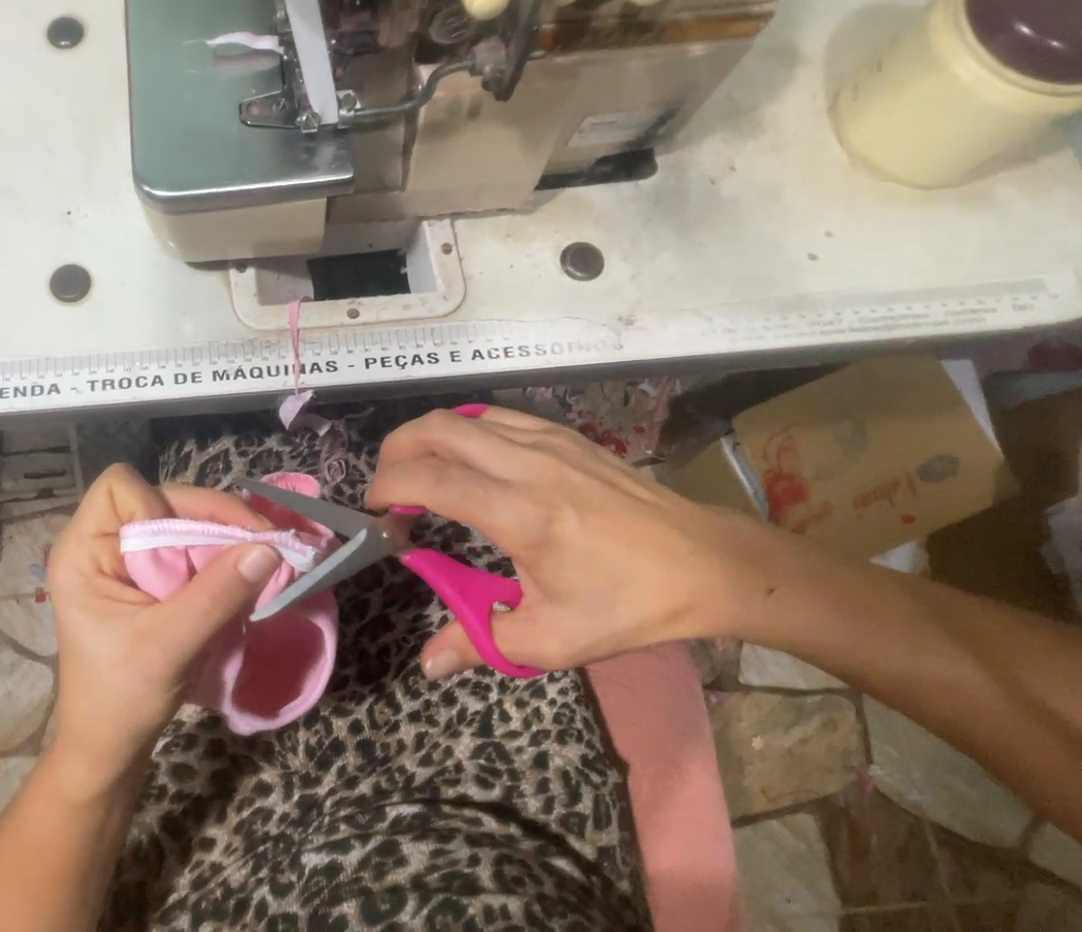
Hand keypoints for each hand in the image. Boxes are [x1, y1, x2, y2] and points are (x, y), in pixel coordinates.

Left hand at [44, 465, 281, 793]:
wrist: (110, 747)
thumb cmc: (121, 698)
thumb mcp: (168, 646)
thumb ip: (215, 595)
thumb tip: (267, 548)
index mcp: (84, 551)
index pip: (120, 487)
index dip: (158, 503)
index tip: (191, 544)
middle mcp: (103, 544)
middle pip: (164, 499)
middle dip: (213, 517)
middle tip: (267, 542)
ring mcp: (129, 560)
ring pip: (183, 521)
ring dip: (224, 536)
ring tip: (266, 557)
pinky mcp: (152, 578)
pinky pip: (190, 548)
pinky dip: (221, 556)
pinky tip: (248, 574)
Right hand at [366, 406, 771, 678]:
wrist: (705, 564)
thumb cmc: (628, 604)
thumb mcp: (552, 639)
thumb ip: (479, 644)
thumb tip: (427, 665)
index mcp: (521, 515)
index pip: (431, 480)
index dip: (389, 488)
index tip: (376, 512)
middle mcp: (528, 465)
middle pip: (437, 429)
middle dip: (396, 450)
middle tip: (386, 486)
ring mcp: (549, 442)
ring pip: (465, 415)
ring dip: (428, 437)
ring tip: (418, 471)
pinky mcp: (565, 435)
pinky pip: (496, 416)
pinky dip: (464, 430)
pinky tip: (466, 459)